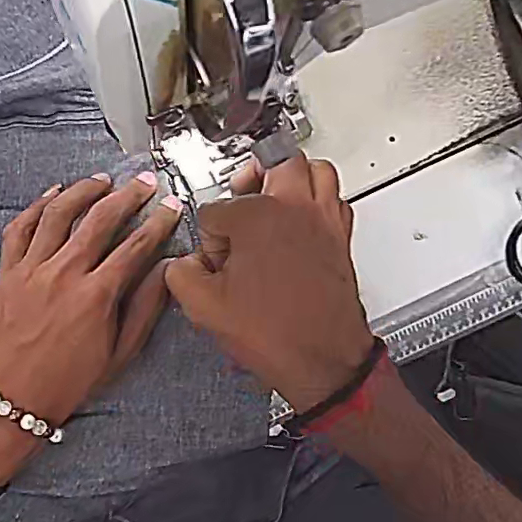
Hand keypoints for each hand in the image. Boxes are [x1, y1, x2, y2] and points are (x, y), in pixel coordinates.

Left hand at [0, 172, 182, 484]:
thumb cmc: (70, 378)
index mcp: (96, 296)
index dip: (158, 222)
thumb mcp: (121, 352)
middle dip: (127, 195)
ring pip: (59, 213)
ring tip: (102, 180)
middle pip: (100, 219)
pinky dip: (37, 205)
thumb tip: (165, 271)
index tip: (170, 207)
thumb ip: (145, 307)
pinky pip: (20, 227)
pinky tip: (54, 194)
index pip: (136, 245)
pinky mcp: (9, 272)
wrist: (17, 394)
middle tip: (142, 183)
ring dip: (83, 191)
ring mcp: (32, 270)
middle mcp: (64, 275)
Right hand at [164, 152, 376, 411]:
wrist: (322, 361)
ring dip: (292, 175)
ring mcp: (323, 221)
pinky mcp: (341, 239)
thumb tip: (182, 264)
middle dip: (251, 175)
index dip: (208, 236)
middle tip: (240, 193)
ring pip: (315, 169)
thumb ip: (180, 274)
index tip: (212, 258)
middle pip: (274, 161)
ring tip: (274, 192)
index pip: (217, 208)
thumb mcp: (204, 306)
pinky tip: (302, 217)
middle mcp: (294, 210)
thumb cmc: (277, 333)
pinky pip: (334, 198)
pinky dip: (317, 198)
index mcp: (257, 218)